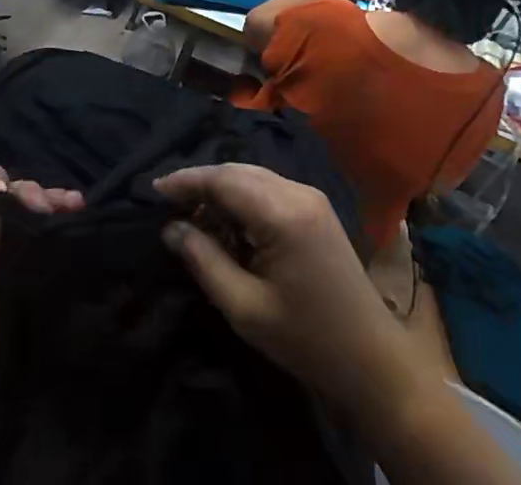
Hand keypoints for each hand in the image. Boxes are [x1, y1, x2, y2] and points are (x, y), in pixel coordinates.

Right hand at [155, 164, 420, 418]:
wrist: (366, 350)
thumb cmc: (303, 336)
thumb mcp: (245, 307)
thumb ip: (205, 261)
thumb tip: (171, 228)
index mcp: (284, 214)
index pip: (226, 179)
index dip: (188, 180)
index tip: (153, 189)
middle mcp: (300, 192)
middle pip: (241, 171)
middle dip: (203, 181)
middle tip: (167, 203)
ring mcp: (313, 197)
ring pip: (256, 176)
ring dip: (223, 187)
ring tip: (190, 212)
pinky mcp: (317, 208)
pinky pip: (271, 188)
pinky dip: (244, 196)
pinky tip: (225, 218)